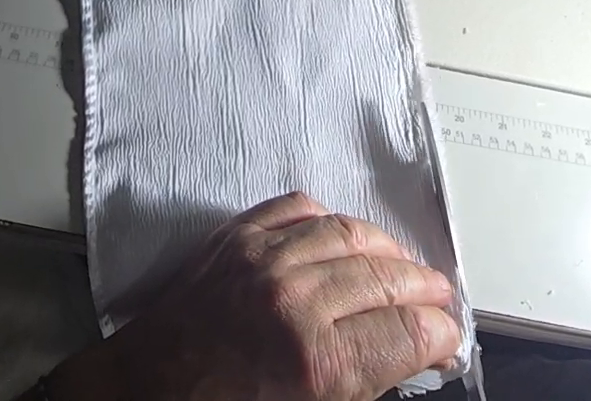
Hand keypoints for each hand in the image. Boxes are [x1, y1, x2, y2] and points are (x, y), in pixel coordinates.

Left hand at [48, 192, 460, 400]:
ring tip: (404, 262)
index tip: (448, 336)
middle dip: (423, 288)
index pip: (404, 334)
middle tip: (440, 297)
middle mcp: (294, 299)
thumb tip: (407, 359)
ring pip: (347, 233)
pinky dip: (327, 216)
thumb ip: (361, 386)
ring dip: (386, 246)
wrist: (141, 394)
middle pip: (385, 278)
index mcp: (315, 363)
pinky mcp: (235, 235)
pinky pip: (296, 207)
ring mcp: (262, 258)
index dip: (438, 333)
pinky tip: (342, 231)